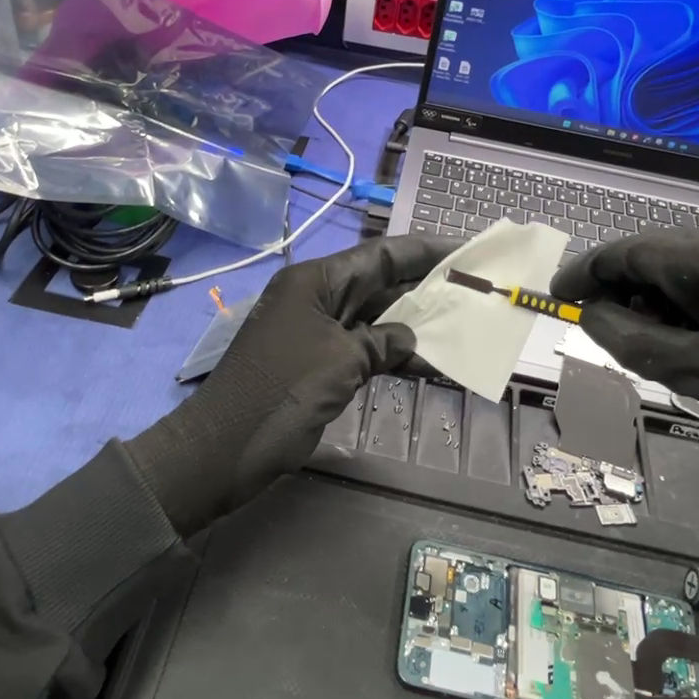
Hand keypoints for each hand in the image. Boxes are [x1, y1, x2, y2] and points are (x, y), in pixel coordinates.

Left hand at [127, 234, 460, 535]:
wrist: (225, 449)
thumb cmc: (281, 394)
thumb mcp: (340, 362)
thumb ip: (382, 342)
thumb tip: (410, 339)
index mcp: (316, 282)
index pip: (380, 255)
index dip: (425, 251)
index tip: (466, 250)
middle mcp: (318, 299)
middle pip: (380, 284)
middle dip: (425, 289)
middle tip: (474, 291)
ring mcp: (318, 334)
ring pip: (375, 320)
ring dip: (415, 326)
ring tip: (464, 326)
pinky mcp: (318, 366)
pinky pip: (365, 351)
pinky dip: (393, 356)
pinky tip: (431, 364)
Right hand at [551, 228, 698, 556]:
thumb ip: (634, 340)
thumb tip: (592, 315)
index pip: (631, 251)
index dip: (586, 272)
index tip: (554, 296)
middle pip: (657, 259)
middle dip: (622, 293)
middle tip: (601, 334)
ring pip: (686, 276)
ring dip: (657, 306)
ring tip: (647, 349)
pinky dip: (690, 314)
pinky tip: (690, 348)